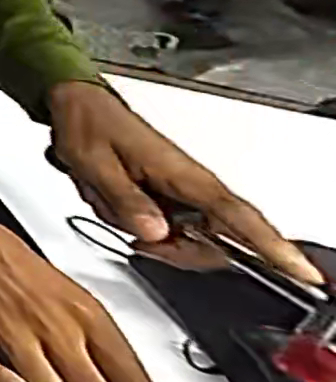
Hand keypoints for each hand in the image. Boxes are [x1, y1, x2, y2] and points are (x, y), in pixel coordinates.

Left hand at [49, 80, 321, 284]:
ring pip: (171, 234)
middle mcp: (192, 187)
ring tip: (101, 189)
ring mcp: (178, 193)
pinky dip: (119, 212)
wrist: (75, 105)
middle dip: (168, 244)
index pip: (242, 219)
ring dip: (129, 220)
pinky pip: (148, 221)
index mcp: (187, 177)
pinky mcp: (161, 195)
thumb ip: (124, 199)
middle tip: (129, 225)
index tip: (306, 276)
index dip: (275, 250)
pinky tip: (102, 191)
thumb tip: (155, 233)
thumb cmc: (88, 124)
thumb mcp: (94, 162)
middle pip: (209, 242)